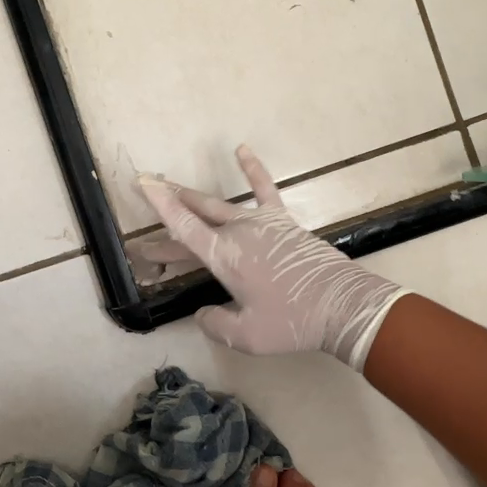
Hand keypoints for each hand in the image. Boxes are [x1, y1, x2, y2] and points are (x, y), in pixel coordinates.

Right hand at [137, 146, 408, 370]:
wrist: (344, 305)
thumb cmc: (293, 322)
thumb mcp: (245, 336)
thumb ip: (214, 324)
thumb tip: (201, 314)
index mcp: (224, 257)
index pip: (184, 227)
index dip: (160, 205)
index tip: (142, 183)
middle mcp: (237, 233)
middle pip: (194, 217)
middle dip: (168, 208)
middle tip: (147, 197)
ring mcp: (261, 223)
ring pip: (218, 204)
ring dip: (193, 196)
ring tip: (171, 184)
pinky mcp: (282, 222)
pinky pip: (264, 189)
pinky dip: (252, 168)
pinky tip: (242, 149)